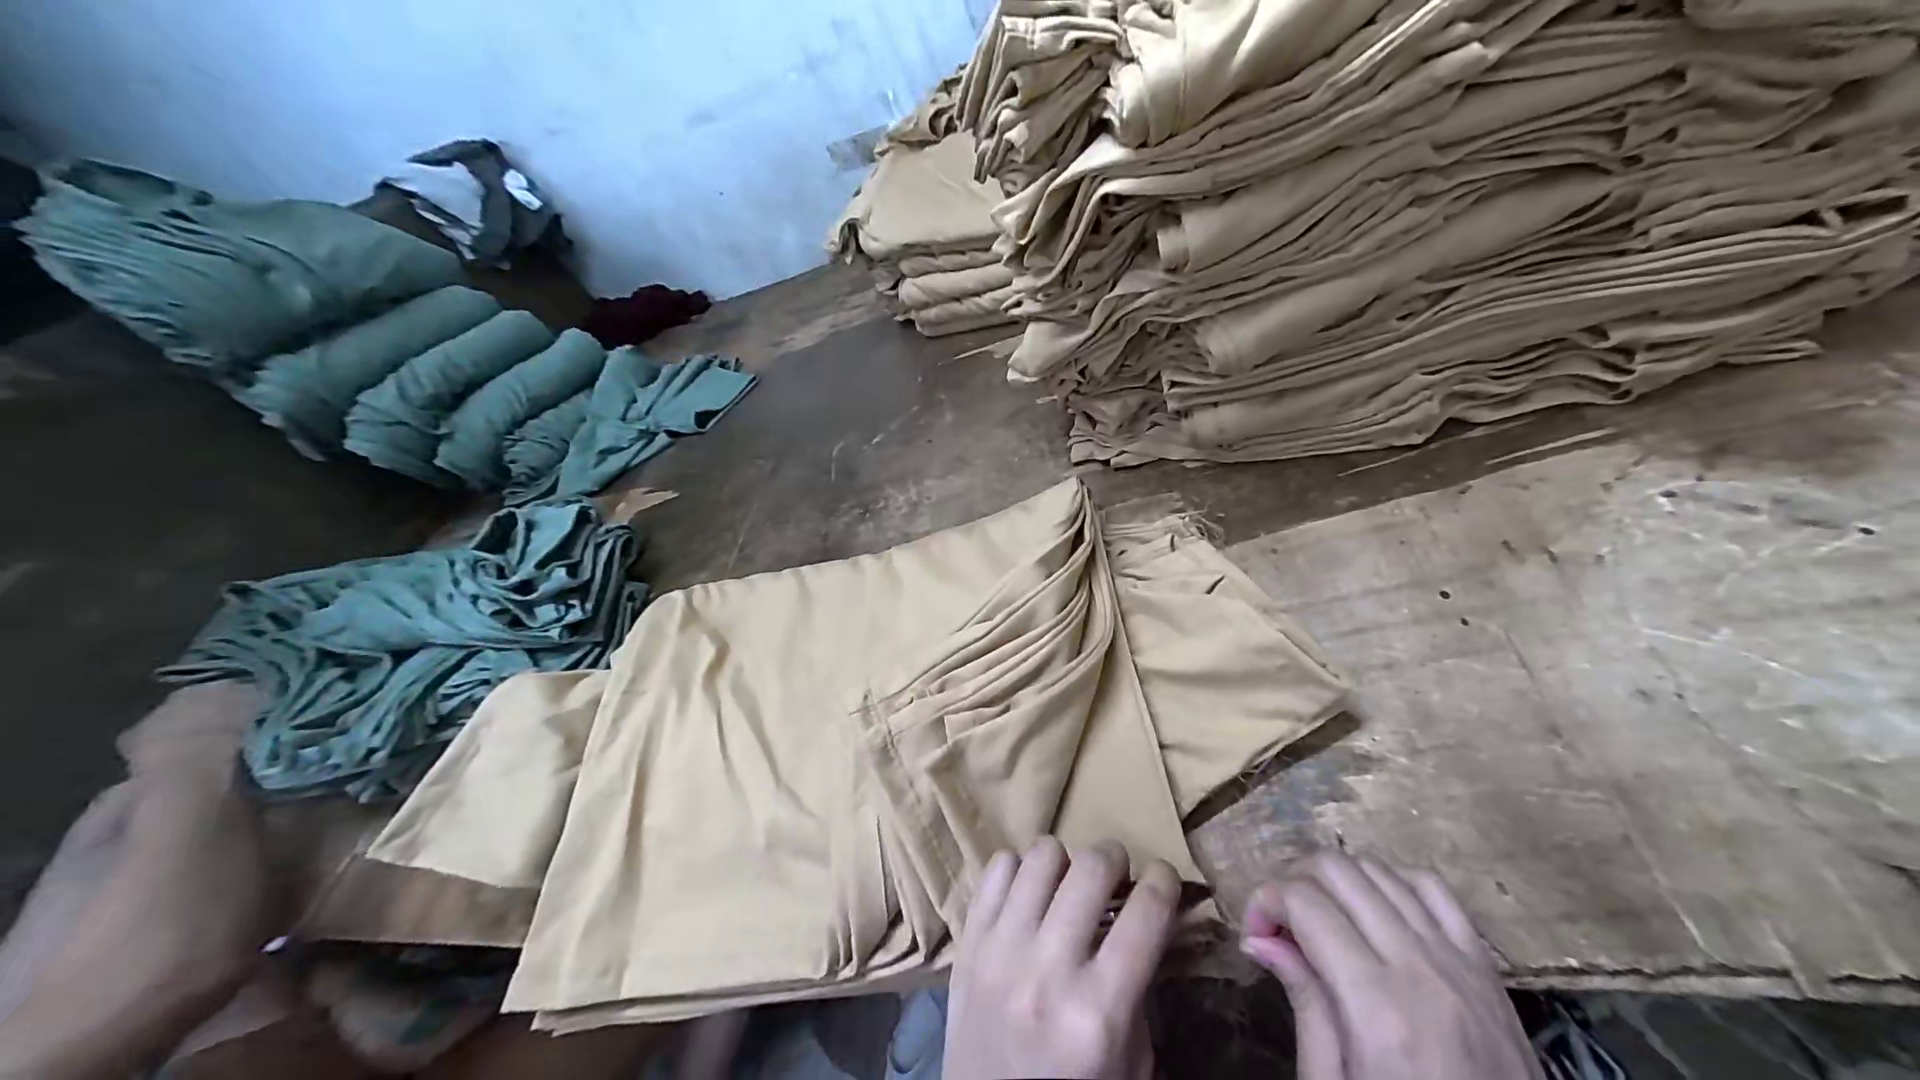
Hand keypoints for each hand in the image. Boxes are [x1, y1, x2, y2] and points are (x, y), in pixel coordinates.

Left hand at [944, 837, 1179, 1079]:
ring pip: (1041, 855)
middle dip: (1115, 859)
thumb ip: (1139, 981)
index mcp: (1098, 1012)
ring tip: (1068, 885)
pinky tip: (1030, 896)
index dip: (1165, 882)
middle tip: (1116, 877)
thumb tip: (1150, 909)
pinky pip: (997, 867)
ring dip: (1066, 862)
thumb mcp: (1130, 1058)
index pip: (1146, 914)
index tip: (1164, 879)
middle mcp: (1047, 972)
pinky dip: (1020, 871)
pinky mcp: (968, 940)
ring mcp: (1000, 950)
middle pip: (1091, 867)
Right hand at [1241, 853, 1540, 1079]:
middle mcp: (1418, 967)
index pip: (1303, 903)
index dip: (1263, 902)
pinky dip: (1393, 882)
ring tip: (1320, 915)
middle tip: (1279, 922)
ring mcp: (1459, 962)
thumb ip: (1304, 1004)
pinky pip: (1434, 890)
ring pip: (1380, 870)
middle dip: (1292, 880)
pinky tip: (1374, 909)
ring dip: (1337, 880)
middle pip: (1338, 871)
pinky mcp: (1486, 969)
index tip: (1253, 935)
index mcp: (1376, 1004)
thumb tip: (1260, 940)